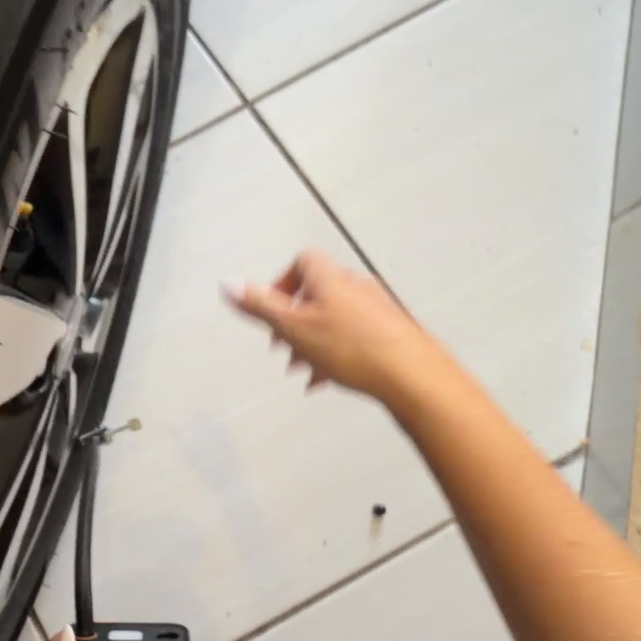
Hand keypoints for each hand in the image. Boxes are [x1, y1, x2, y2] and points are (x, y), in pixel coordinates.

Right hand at [226, 250, 441, 402]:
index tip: (272, 307)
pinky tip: (328, 379)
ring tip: (304, 368)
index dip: (282, 283)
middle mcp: (355, 287)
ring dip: (312, 341)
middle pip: (315, 294)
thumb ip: (258, 305)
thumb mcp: (292, 327)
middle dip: (293, 321)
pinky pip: (353, 337)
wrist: (412, 376)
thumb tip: (228, 282)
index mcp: (329, 279)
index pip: (302, 262)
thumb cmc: (357, 349)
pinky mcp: (390, 334)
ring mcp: (376, 309)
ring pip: (333, 319)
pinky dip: (335, 354)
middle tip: (283, 344)